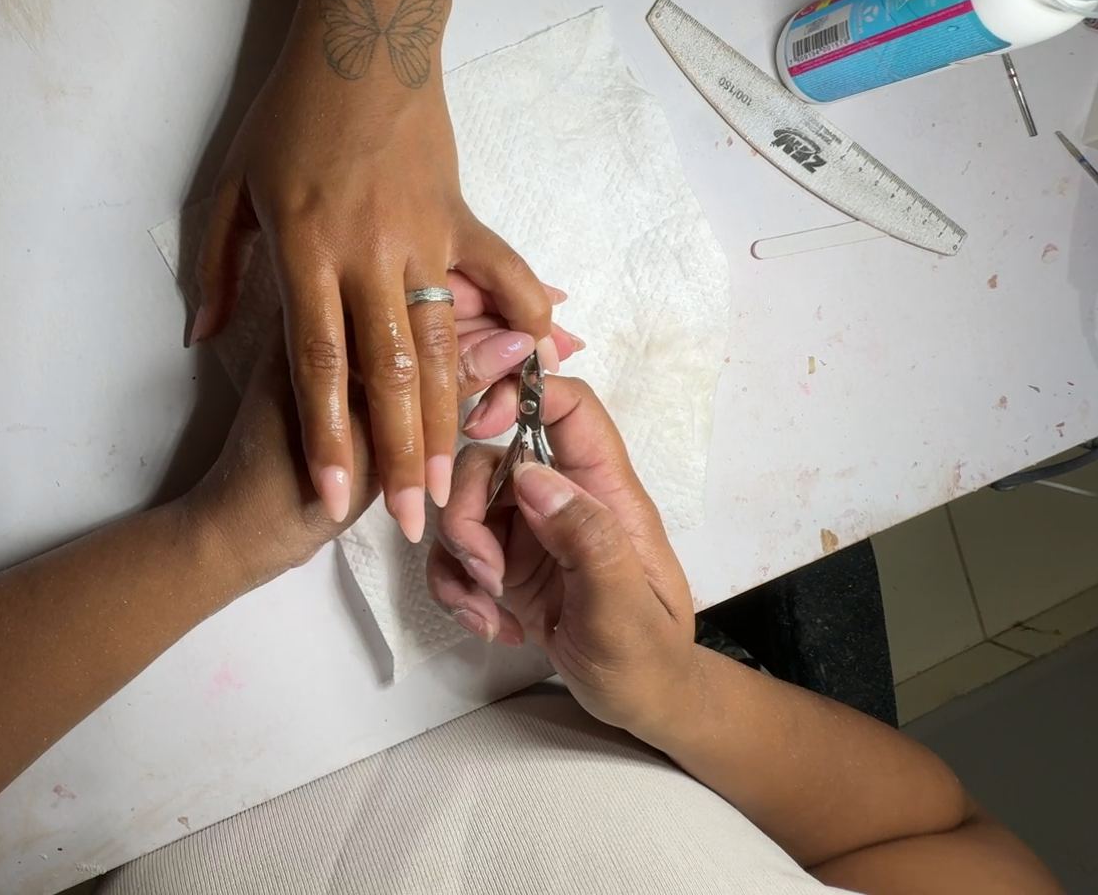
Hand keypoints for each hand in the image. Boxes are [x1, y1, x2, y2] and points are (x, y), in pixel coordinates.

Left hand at [192, 54, 556, 543]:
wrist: (360, 35)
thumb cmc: (287, 114)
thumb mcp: (231, 188)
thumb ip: (217, 270)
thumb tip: (199, 336)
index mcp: (304, 252)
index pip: (316, 364)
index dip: (327, 438)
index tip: (337, 499)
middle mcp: (365, 254)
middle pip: (385, 372)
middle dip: (401, 453)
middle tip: (417, 517)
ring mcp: (421, 236)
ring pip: (440, 341)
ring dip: (453, 411)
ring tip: (461, 472)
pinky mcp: (459, 215)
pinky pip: (499, 269)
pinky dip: (523, 309)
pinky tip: (539, 356)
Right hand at [429, 376, 694, 736]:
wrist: (637, 702)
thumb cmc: (647, 657)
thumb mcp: (625, 609)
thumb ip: (588, 539)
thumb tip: (531, 475)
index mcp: (603, 490)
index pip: (568, 408)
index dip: (521, 394)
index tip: (479, 425)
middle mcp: (557, 497)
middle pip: (486, 461)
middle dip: (467, 514)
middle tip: (488, 574)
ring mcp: (522, 528)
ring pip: (458, 508)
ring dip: (459, 560)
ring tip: (489, 611)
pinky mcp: (497, 560)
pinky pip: (450, 553)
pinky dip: (454, 588)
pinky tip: (489, 624)